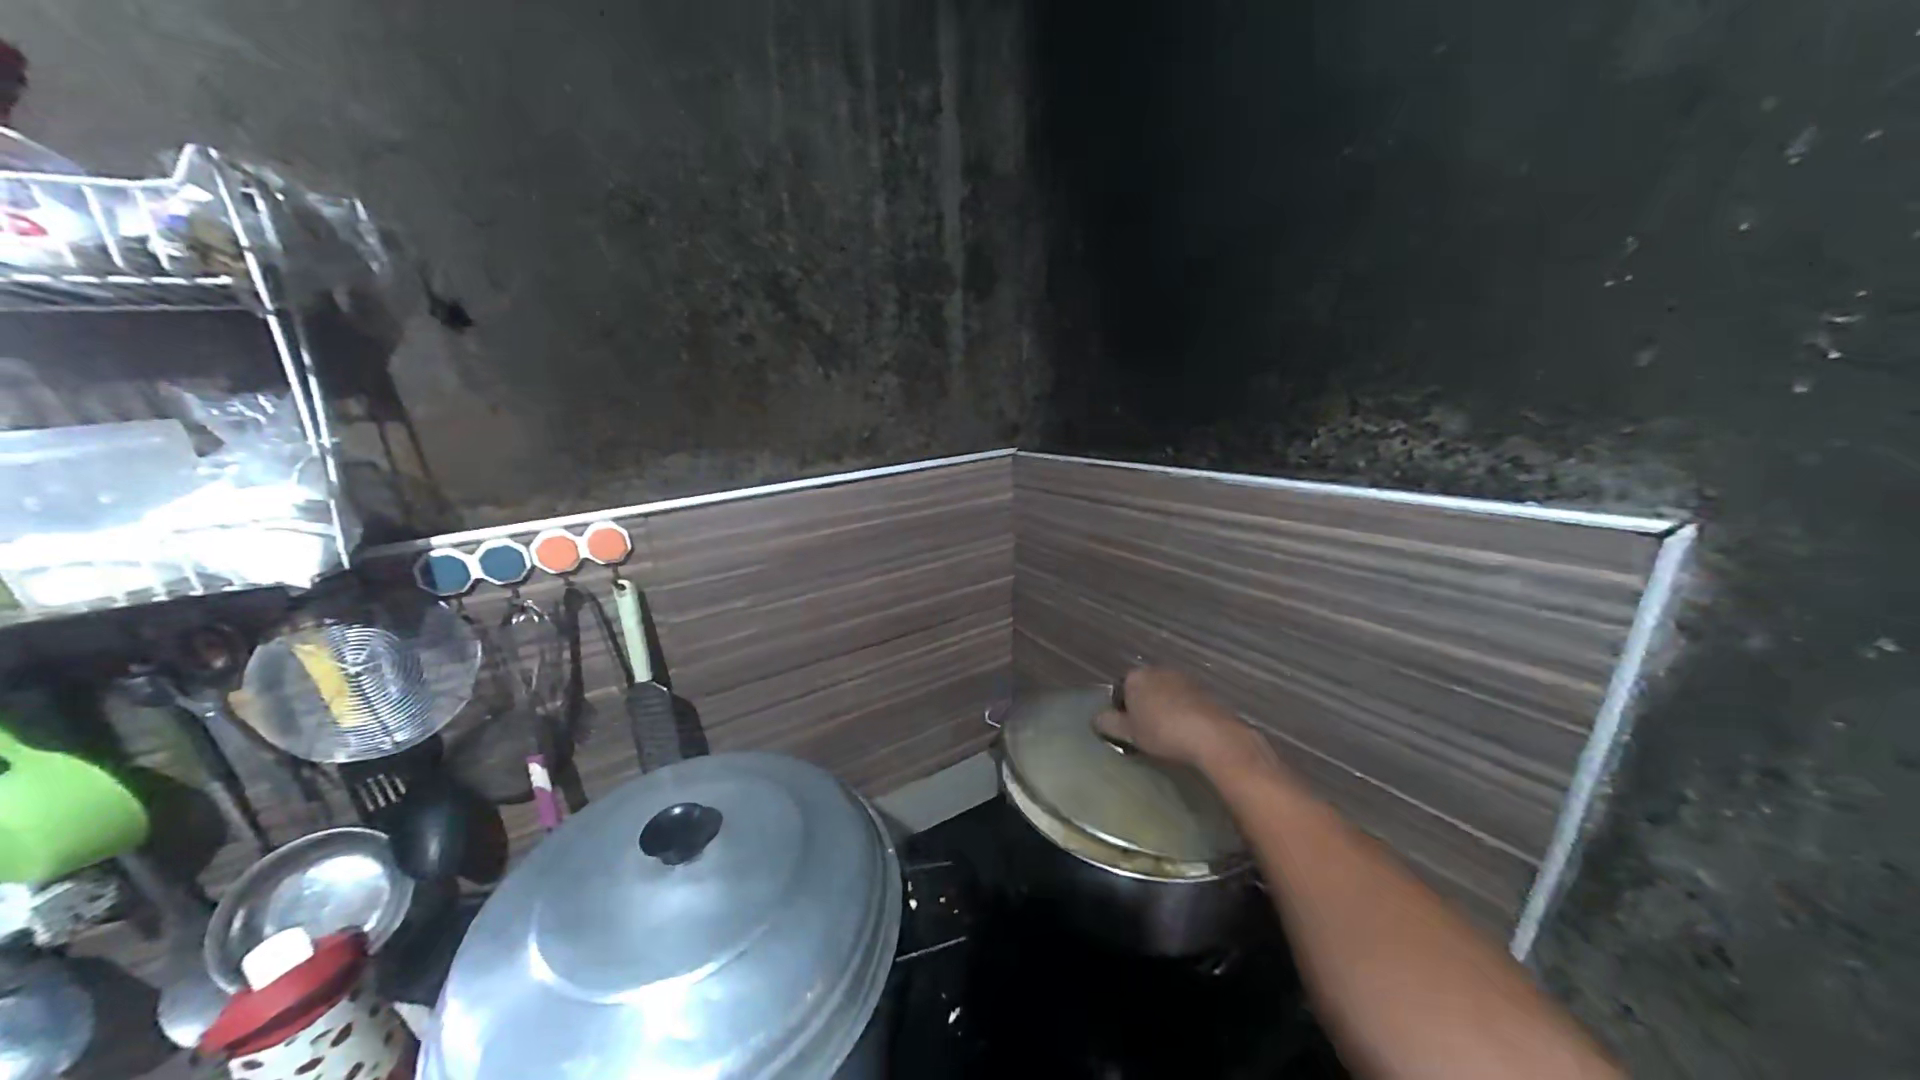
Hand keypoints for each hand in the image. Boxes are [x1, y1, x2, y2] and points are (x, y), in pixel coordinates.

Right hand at [1094, 667, 1275, 775]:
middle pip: (1143, 689)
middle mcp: (1158, 670)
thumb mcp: (1128, 733)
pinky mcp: (1204, 689)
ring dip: (1163, 708)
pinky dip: (1182, 711)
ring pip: (1165, 693)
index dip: (1122, 711)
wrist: (1212, 735)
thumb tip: (1097, 719)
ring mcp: (1183, 678)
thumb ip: (1108, 724)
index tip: (1128, 730)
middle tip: (1146, 732)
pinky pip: (1184, 700)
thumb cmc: (1162, 731)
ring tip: (1168, 733)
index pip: (1120, 690)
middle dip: (1143, 707)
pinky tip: (1186, 731)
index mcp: (1136, 676)